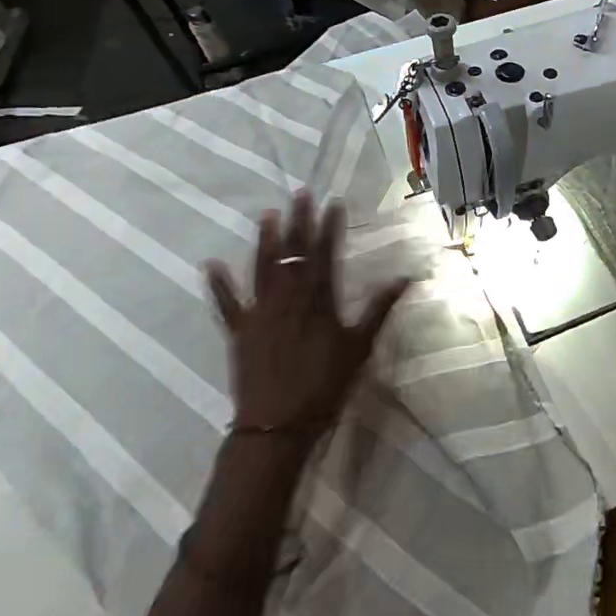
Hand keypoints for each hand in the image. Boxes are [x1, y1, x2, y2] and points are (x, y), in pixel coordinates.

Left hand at [207, 193, 412, 441]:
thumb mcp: (360, 347)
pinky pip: (226, 302)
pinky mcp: (239, 328)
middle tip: (299, 193)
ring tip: (267, 214)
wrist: (281, 423)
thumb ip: (380, 309)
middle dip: (298, 220)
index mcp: (319, 298)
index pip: (326, 251)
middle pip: (293, 250)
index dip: (330, 225)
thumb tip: (405, 278)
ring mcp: (260, 310)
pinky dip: (218, 284)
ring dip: (264, 239)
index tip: (333, 201)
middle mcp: (288, 295)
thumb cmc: (326, 385)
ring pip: (262, 266)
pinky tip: (210, 264)